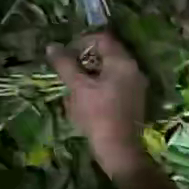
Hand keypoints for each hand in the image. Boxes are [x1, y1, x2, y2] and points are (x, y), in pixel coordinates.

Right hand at [48, 32, 148, 177]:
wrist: (118, 148)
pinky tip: (87, 100)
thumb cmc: (97, 114)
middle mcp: (134, 69)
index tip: (66, 54)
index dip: (81, 42)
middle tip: (68, 70)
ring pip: (111, 70)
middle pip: (108, 54)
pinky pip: (116, 84)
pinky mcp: (134, 100)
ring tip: (75, 87)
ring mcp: (136, 85)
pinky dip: (101, 85)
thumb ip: (65, 65)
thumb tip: (52, 46)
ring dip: (91, 73)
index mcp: (122, 62)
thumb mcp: (77, 87)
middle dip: (85, 59)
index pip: (102, 39)